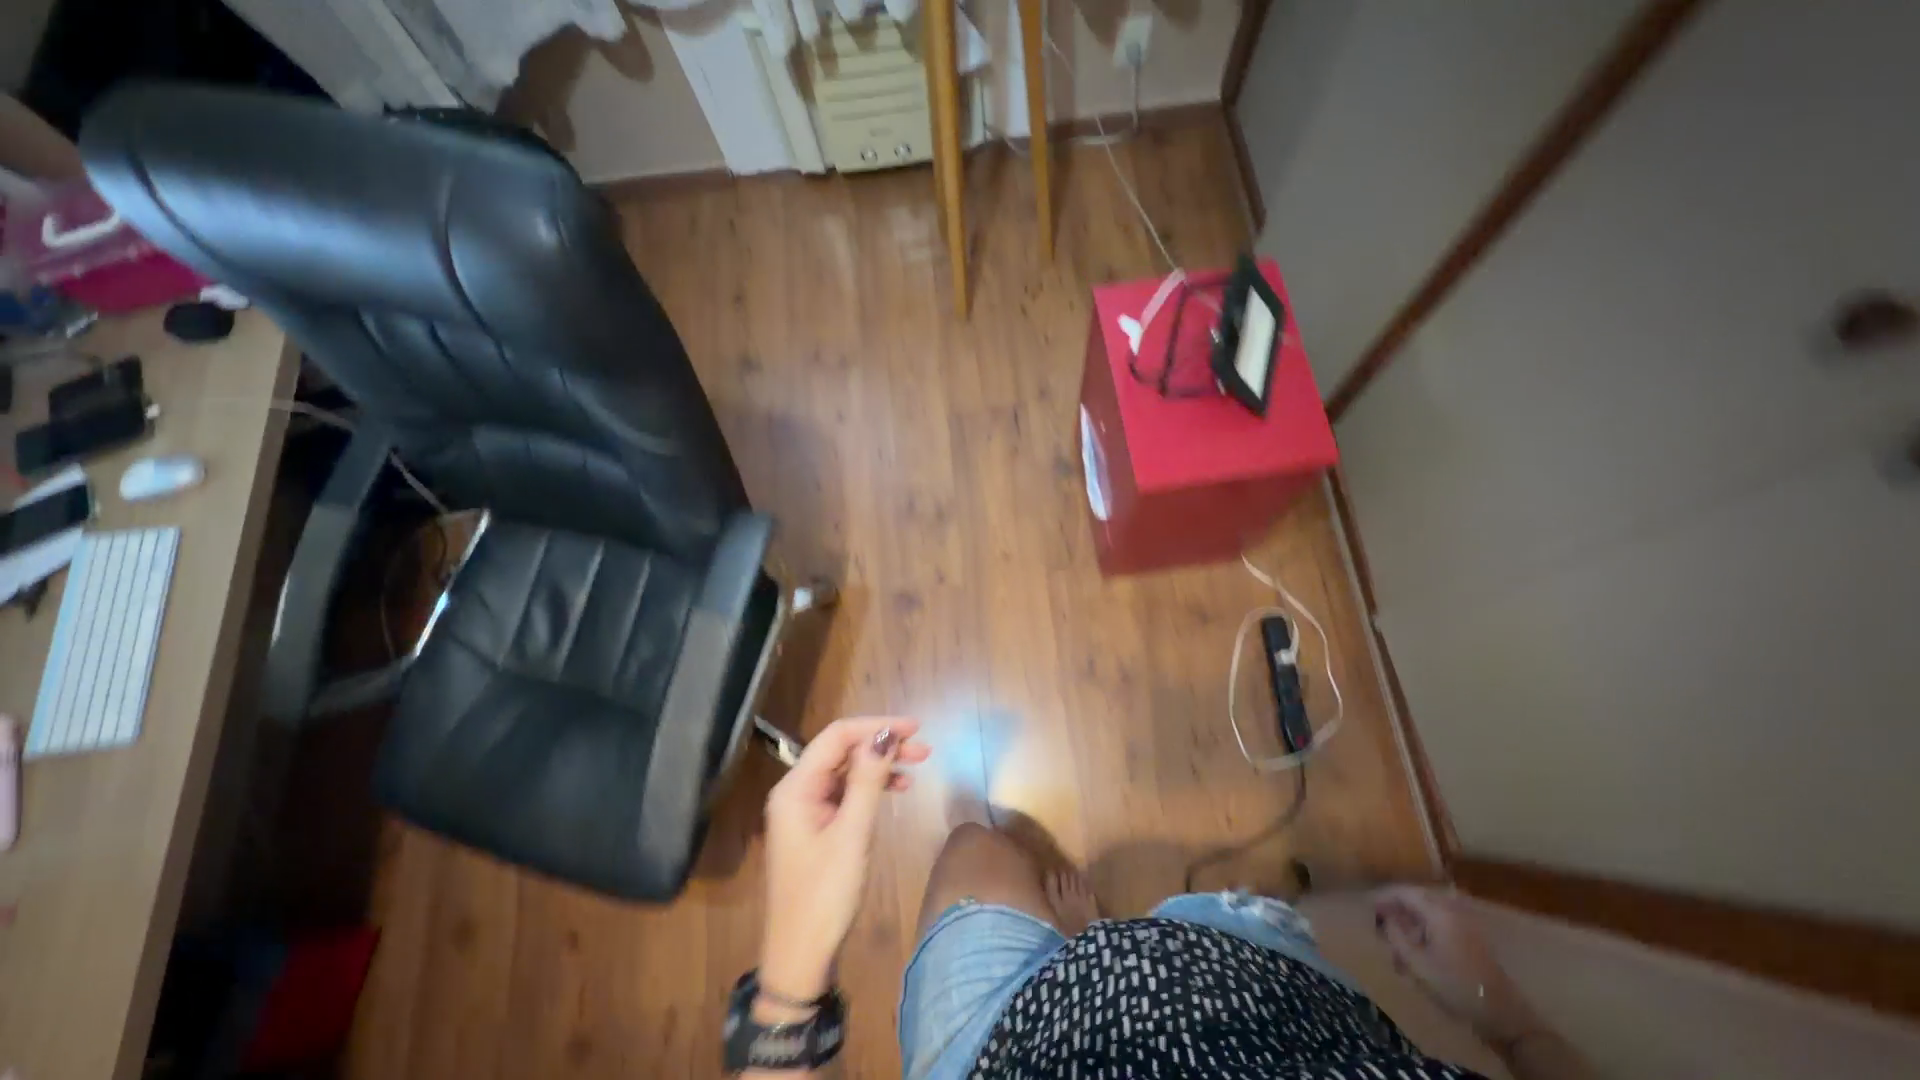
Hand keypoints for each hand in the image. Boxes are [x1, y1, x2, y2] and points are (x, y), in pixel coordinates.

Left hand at [758, 717, 928, 1003]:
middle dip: (881, 745)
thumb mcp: (852, 835)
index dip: (876, 726)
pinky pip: (845, 795)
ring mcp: (805, 812)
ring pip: (846, 773)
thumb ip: (868, 781)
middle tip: (925, 750)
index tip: (916, 728)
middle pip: (841, 752)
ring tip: (918, 767)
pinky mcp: (816, 830)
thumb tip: (885, 735)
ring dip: (880, 766)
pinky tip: (897, 790)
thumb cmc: (825, 894)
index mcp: (796, 788)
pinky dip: (871, 788)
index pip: (837, 737)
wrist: (801, 955)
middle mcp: (796, 792)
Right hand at [1372, 885, 1540, 1044]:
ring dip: (1410, 927)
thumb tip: (1385, 916)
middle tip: (1380, 929)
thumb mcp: (1416, 962)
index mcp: (1439, 912)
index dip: (1383, 896)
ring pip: (1428, 915)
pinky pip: (1440, 926)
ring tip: (1397, 951)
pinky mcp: (1471, 939)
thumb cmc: (1454, 986)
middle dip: (1396, 912)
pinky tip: (1417, 957)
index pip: (1405, 892)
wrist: (1501, 1013)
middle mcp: (1453, 911)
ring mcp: (1465, 924)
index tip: (1366, 906)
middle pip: (1417, 900)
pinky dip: (1424, 935)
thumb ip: (1395, 934)